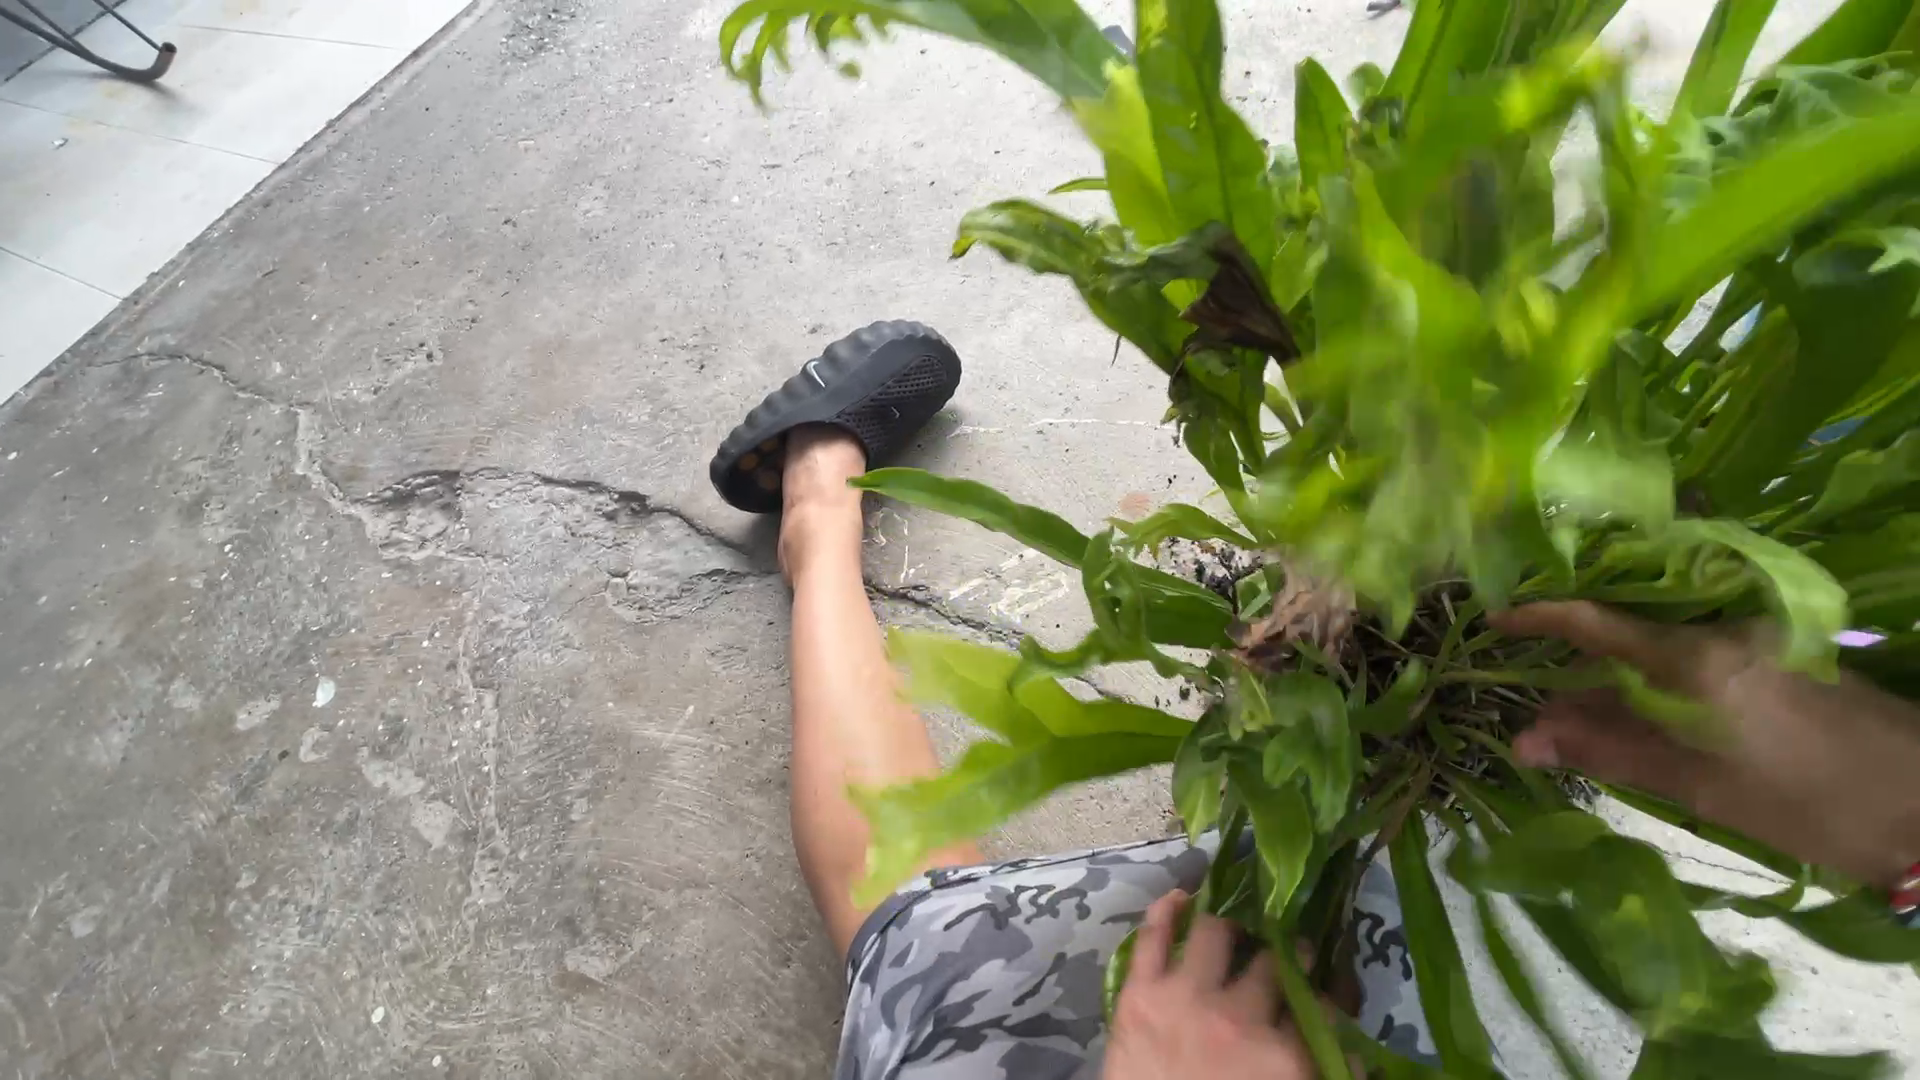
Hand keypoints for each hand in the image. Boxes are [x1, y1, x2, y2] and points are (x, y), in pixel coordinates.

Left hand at [1105, 890, 1318, 1079]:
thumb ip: (1330, 1077)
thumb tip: (1357, 1054)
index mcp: (1288, 1063)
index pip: (1324, 1010)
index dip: (1330, 991)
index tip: (1330, 979)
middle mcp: (1242, 1019)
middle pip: (1273, 965)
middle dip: (1287, 950)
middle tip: (1289, 943)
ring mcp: (1187, 998)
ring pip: (1215, 934)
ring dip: (1230, 923)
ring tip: (1237, 920)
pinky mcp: (1140, 993)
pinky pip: (1152, 936)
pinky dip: (1166, 909)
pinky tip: (1179, 897)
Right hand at [1492, 601, 1919, 886]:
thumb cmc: (1813, 804)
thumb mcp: (1700, 786)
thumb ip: (1604, 752)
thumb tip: (1520, 741)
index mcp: (1693, 660)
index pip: (1592, 620)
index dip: (1536, 616)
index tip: (1492, 619)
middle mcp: (1717, 636)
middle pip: (1617, 636)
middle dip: (1569, 670)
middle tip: (1537, 708)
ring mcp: (1749, 643)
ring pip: (1649, 650)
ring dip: (1608, 684)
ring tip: (1578, 724)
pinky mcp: (1771, 658)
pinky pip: (1684, 659)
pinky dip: (1647, 685)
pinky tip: (1634, 718)